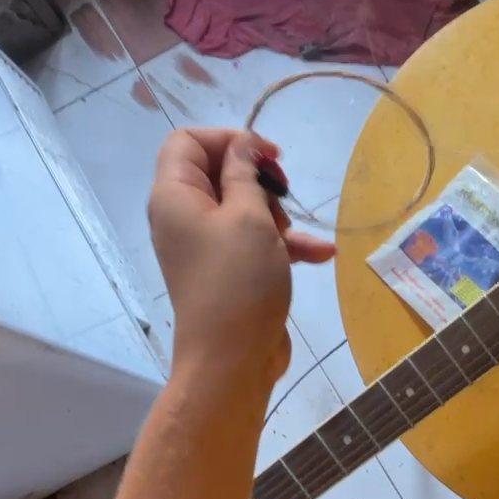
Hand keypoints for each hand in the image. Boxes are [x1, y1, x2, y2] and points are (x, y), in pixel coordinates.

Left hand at [148, 128, 334, 389]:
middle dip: (258, 181)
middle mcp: (184, 218)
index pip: (189, 141)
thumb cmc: (239, 281)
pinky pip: (255, 245)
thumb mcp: (249, 218)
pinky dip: (284, 246)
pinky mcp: (229, 273)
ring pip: (243, 212)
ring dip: (278, 217)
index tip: (269, 155)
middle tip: (284, 195)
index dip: (230, 140)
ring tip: (299, 235)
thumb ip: (246, 175)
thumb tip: (244, 147)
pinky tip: (323, 254)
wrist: (233, 359)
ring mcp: (207, 248)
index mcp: (175, 196)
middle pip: (218, 175)